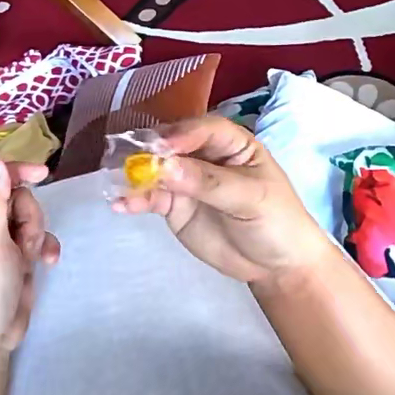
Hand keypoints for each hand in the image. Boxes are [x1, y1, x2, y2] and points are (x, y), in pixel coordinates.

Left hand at [0, 160, 58, 369]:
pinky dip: (44, 248)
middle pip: (17, 199)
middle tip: (23, 241)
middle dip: (28, 216)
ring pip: (30, 219)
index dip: (16, 172)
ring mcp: (0, 245)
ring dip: (36, 234)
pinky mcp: (16, 262)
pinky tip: (48, 263)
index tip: (44, 173)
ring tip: (29, 259)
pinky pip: (37, 241)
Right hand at [112, 117, 331, 285]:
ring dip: (137, 174)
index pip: (205, 128)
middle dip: (152, 150)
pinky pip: (151, 197)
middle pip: (174, 144)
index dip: (184, 133)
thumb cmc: (276, 221)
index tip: (162, 146)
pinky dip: (135, 199)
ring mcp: (187, 180)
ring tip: (118, 182)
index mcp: (232, 143)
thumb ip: (208, 182)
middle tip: (131, 160)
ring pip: (157, 169)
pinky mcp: (174, 206)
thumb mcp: (250, 198)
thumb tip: (165, 166)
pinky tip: (119, 204)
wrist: (276, 266)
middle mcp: (206, 155)